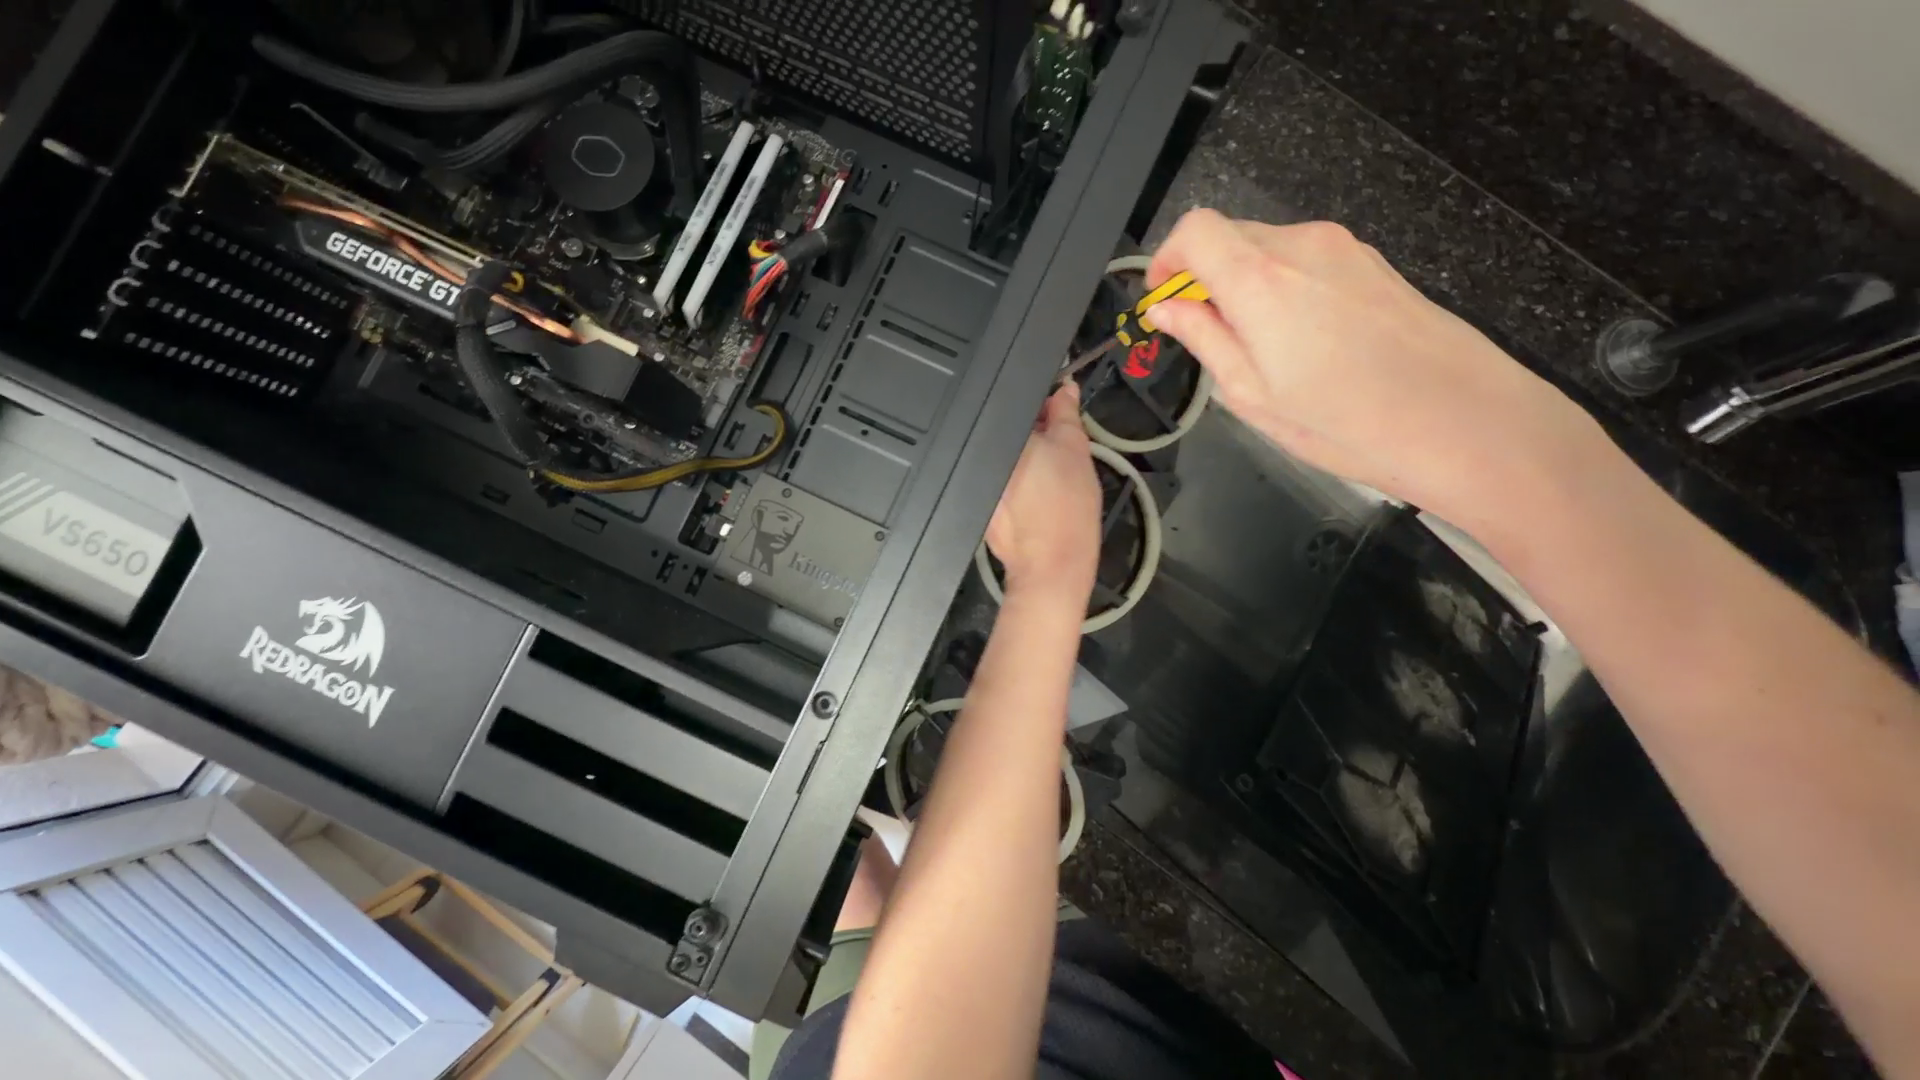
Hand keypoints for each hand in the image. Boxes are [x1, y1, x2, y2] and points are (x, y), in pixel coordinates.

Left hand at [986, 384, 1100, 601]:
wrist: (1052, 563)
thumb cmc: (1067, 507)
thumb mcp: (1075, 448)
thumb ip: (1066, 413)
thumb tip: (1064, 388)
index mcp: (999, 436)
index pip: (1015, 402)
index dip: (1042, 404)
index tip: (1060, 414)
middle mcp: (979, 456)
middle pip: (1006, 430)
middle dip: (1032, 431)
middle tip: (1059, 448)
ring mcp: (976, 481)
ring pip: (1002, 455)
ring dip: (1023, 455)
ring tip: (1050, 476)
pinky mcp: (979, 504)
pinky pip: (997, 479)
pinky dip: (1014, 480)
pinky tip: (1036, 496)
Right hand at [1146, 210, 1606, 533]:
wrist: (1467, 423)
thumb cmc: (1348, 424)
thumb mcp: (1254, 396)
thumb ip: (1206, 341)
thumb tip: (1169, 309)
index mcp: (1261, 279)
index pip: (1194, 229)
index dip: (1166, 258)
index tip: (1163, 300)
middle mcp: (1302, 246)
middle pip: (1230, 234)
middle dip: (1203, 275)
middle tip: (1206, 335)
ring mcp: (1345, 250)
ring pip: (1269, 248)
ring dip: (1245, 283)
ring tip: (1260, 349)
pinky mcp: (1375, 264)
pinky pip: (1307, 261)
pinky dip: (1284, 287)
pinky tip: (1305, 343)